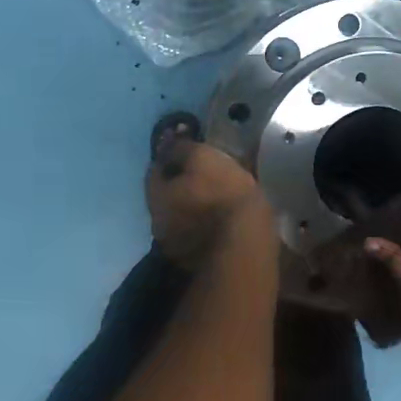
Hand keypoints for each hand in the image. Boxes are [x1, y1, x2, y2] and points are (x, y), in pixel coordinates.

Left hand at [147, 131, 273, 268]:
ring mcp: (177, 248)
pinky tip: (224, 217)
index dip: (171, 156)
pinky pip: (199, 234)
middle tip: (206, 172)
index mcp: (156, 198)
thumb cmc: (223, 194)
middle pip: (167, 195)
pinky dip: (207, 223)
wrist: (246, 245)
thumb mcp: (203, 158)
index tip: (191, 149)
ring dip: (195, 205)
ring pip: (182, 217)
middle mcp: (159, 224)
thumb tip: (167, 137)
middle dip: (182, 183)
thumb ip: (182, 147)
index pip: (155, 170)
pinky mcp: (198, 262)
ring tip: (219, 195)